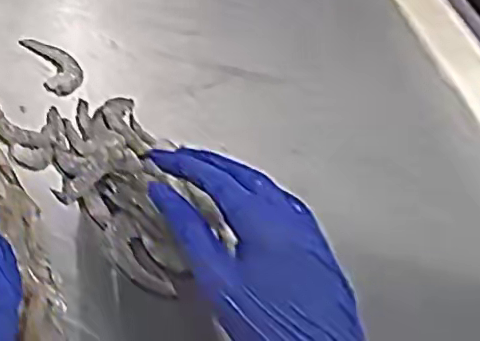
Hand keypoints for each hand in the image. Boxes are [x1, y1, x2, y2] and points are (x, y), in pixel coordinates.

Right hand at [149, 148, 363, 340]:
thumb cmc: (266, 326)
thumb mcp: (214, 276)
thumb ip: (187, 228)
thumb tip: (160, 191)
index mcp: (264, 224)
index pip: (217, 178)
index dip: (182, 163)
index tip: (156, 157)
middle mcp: (292, 224)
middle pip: (246, 176)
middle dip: (207, 161)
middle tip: (175, 156)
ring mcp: (313, 241)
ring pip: (270, 189)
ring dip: (234, 173)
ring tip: (207, 170)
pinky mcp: (322, 258)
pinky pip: (287, 207)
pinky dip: (259, 192)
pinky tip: (249, 200)